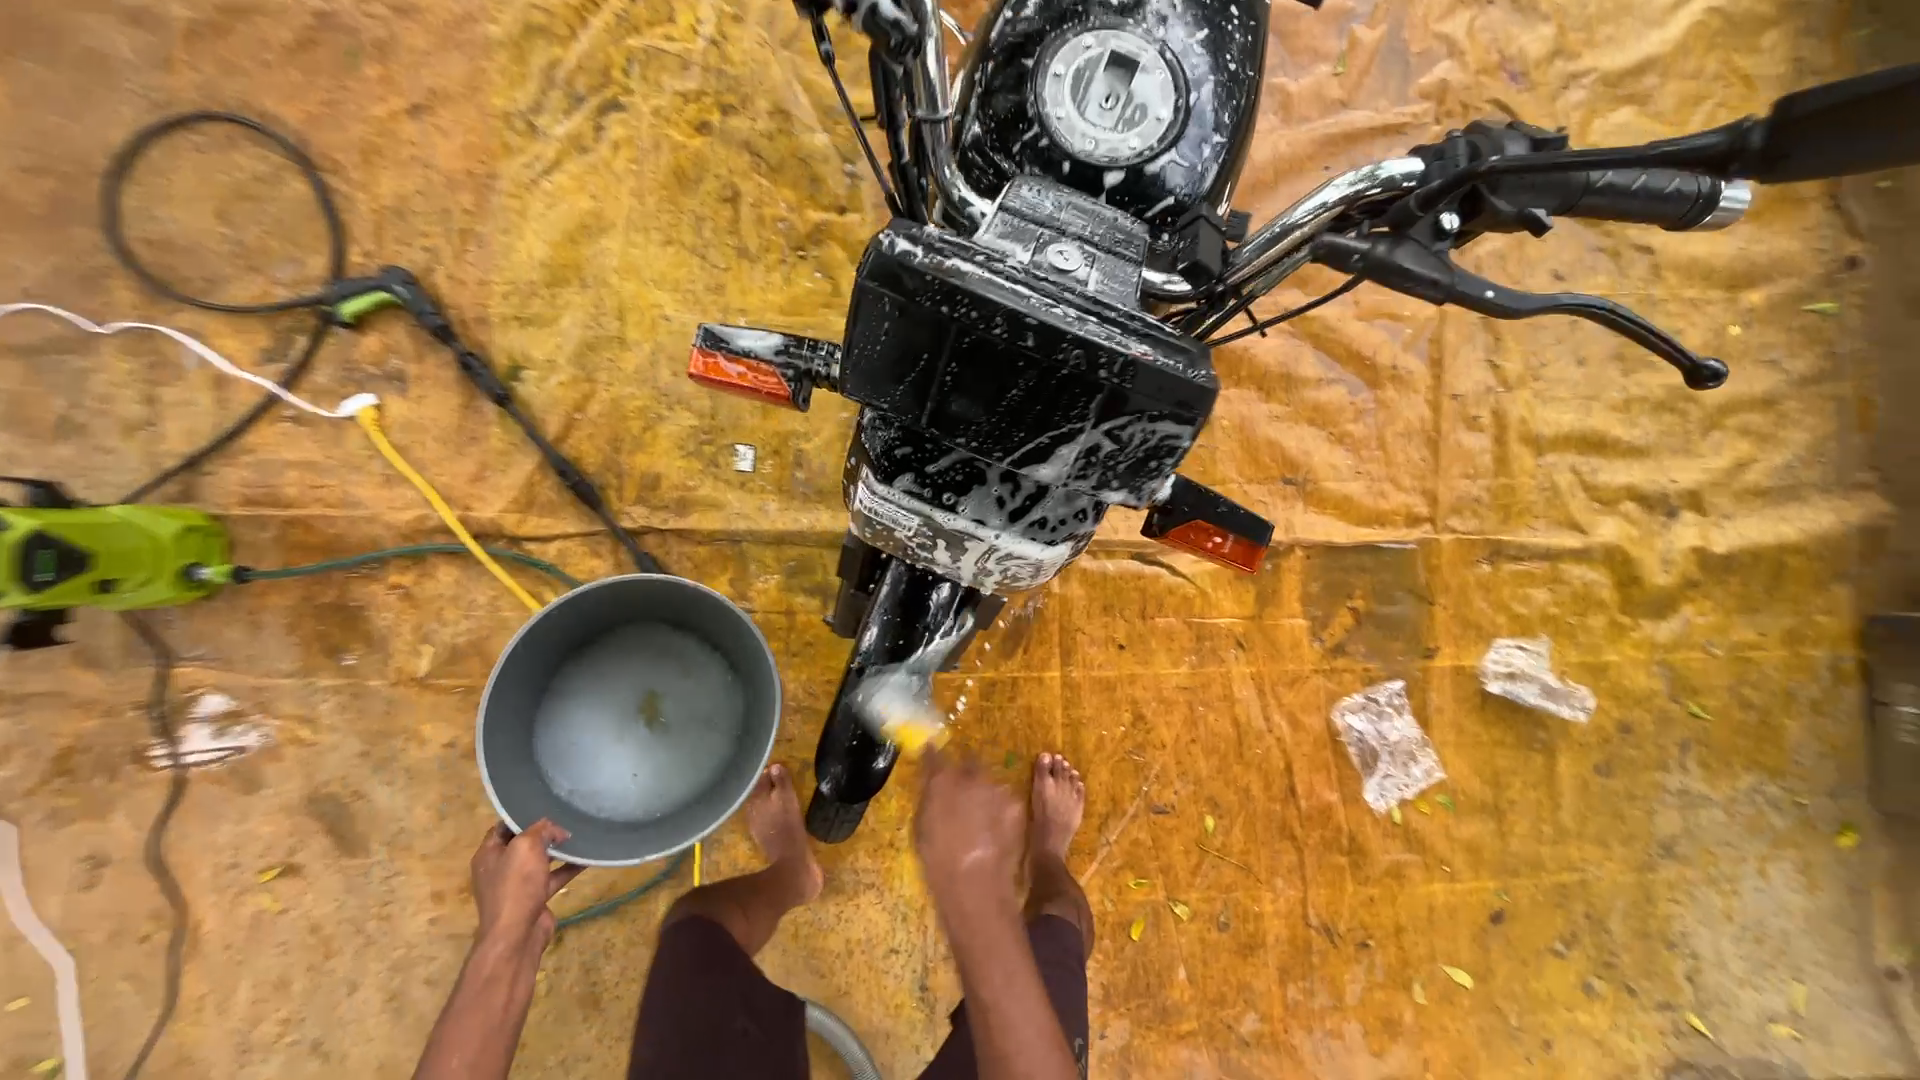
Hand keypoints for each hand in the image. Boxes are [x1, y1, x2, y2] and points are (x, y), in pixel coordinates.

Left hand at [469, 819, 583, 953]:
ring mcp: (517, 884)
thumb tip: (556, 830)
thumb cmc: (515, 886)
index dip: (522, 815)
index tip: (544, 805)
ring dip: (558, 850)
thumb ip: (541, 830)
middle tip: (567, 819)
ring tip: (580, 835)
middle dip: (544, 832)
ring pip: (540, 860)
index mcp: (488, 854)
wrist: (516, 934)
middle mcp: (500, 868)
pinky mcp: (534, 897)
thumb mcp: (526, 846)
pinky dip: (568, 868)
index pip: (503, 827)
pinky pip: (553, 877)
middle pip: (523, 843)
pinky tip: (587, 858)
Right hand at [913, 750, 1023, 907]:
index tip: (932, 754)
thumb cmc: (939, 860)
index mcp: (942, 779)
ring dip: (985, 788)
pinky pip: (1006, 798)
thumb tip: (932, 782)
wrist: (976, 883)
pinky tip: (997, 824)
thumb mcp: (922, 826)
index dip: (934, 755)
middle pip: (969, 762)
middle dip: (965, 770)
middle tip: (962, 787)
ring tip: (982, 810)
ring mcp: (997, 788)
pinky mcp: (1016, 804)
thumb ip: (928, 796)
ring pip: (990, 780)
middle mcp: (971, 775)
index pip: (935, 755)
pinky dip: (1001, 805)